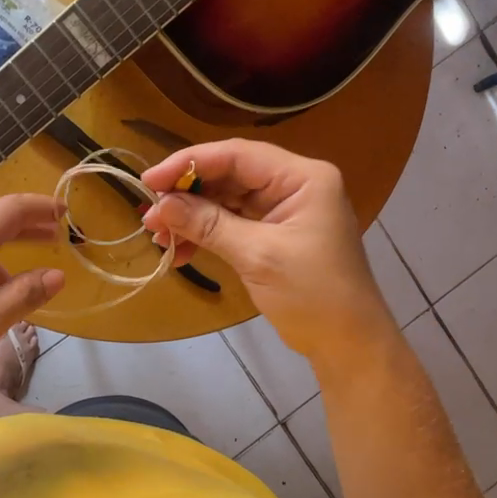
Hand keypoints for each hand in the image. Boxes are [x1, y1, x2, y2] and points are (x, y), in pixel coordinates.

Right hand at [141, 140, 388, 366]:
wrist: (348, 343)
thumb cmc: (313, 294)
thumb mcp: (258, 256)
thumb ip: (209, 225)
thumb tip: (161, 205)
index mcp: (302, 177)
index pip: (237, 155)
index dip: (188, 164)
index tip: (149, 182)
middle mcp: (293, 185)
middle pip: (228, 175)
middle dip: (186, 194)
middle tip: (148, 215)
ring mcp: (283, 210)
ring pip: (225, 200)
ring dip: (190, 217)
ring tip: (158, 238)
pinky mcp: (273, 234)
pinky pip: (231, 223)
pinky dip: (204, 235)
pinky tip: (180, 252)